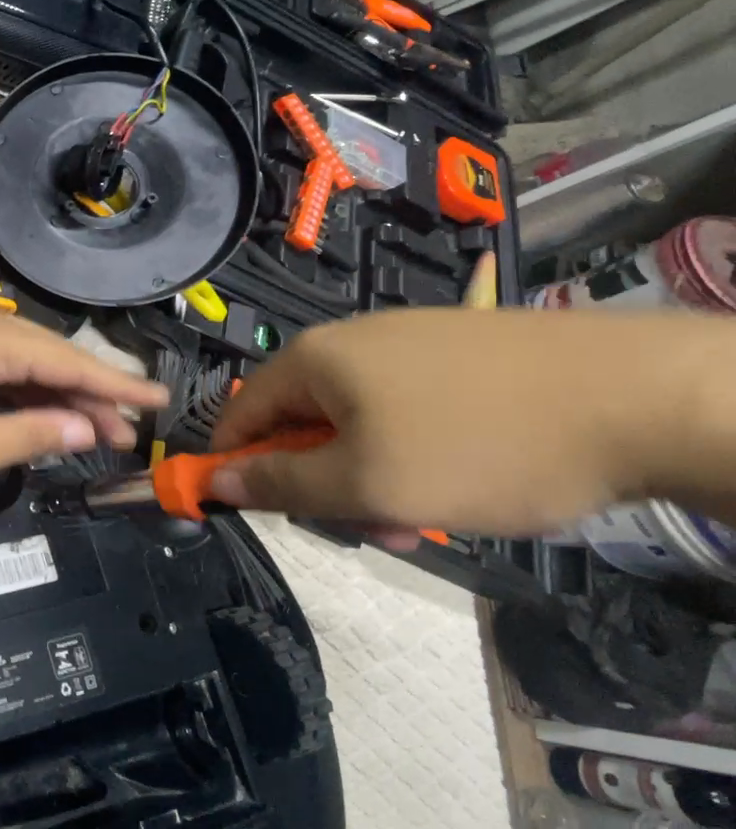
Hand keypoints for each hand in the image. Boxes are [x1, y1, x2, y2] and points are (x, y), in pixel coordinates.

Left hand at [0, 309, 167, 493]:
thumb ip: (35, 435)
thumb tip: (87, 427)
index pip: (71, 362)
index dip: (118, 386)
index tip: (160, 402)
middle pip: (47, 356)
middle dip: (87, 395)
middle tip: (124, 433)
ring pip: (18, 360)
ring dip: (51, 394)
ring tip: (88, 430)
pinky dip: (15, 389)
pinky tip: (32, 414)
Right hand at [206, 309, 706, 536]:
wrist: (647, 399)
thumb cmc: (483, 446)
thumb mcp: (368, 484)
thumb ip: (282, 486)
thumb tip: (217, 480)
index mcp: (313, 359)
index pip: (239, 412)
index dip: (235, 463)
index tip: (259, 511)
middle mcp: (352, 339)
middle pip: (304, 418)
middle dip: (325, 478)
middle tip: (377, 527)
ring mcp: (413, 340)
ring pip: (362, 418)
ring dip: (376, 472)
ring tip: (432, 513)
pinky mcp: (466, 350)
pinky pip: (411, 406)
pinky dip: (419, 448)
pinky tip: (468, 476)